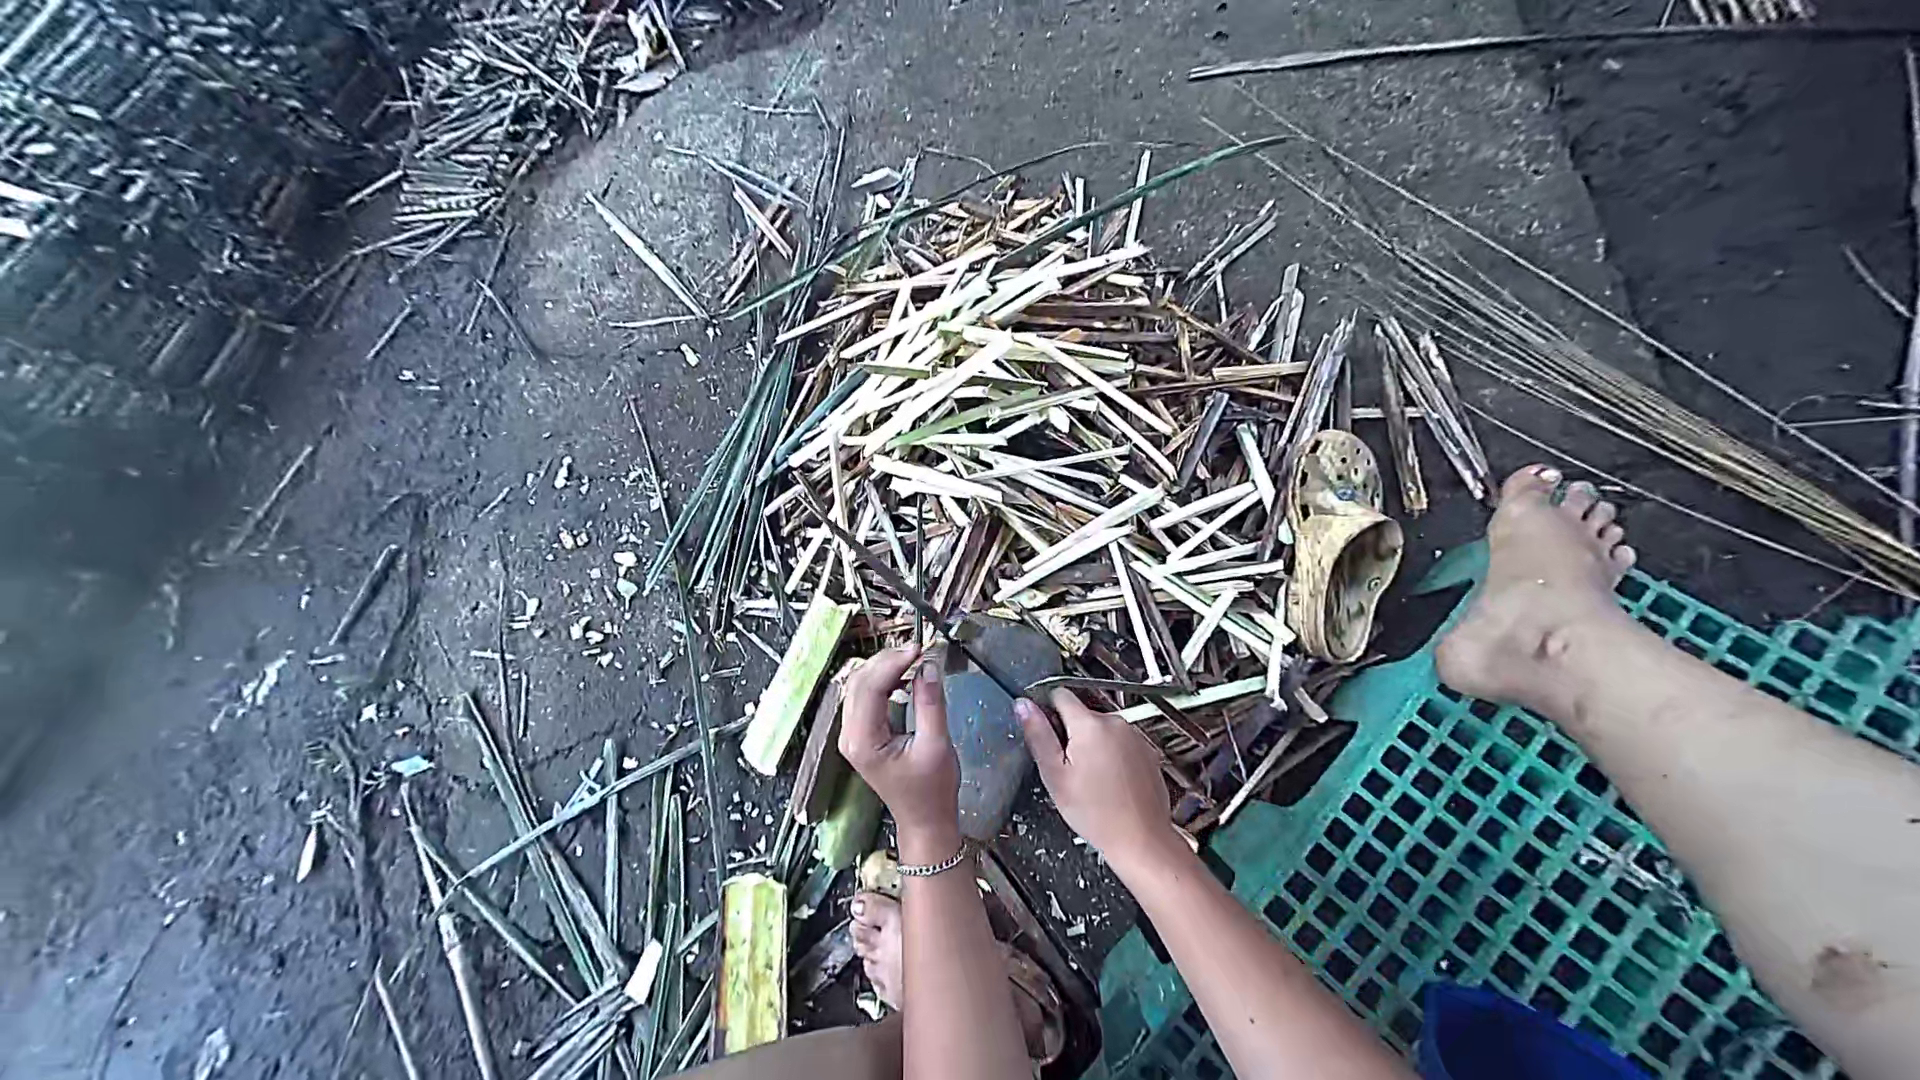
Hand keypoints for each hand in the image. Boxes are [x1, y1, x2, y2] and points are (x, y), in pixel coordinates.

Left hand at [839, 647, 961, 850]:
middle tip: (919, 650)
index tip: (919, 648)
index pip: (870, 687)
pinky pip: (866, 695)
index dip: (893, 663)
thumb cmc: (931, 791)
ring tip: (914, 658)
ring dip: (885, 667)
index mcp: (862, 741)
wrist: (926, 820)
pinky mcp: (862, 732)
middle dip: (888, 660)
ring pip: (860, 684)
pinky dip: (884, 679)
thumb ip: (930, 704)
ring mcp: (853, 733)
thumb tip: (927, 666)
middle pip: (859, 681)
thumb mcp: (937, 745)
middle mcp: (850, 735)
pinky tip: (904, 674)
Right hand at [1016, 689, 1186, 876]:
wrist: (1141, 839)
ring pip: (1101, 730)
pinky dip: (1113, 756)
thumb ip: (1038, 734)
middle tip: (1068, 769)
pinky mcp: (1147, 751)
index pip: (1060, 695)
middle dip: (1071, 735)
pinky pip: (1121, 743)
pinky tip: (1110, 783)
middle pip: (1081, 715)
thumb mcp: (1055, 775)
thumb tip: (1023, 706)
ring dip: (1093, 746)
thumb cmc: (1097, 813)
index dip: (1047, 711)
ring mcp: (1135, 737)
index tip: (1047, 734)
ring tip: (1091, 780)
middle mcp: (1116, 723)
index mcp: (1090, 725)